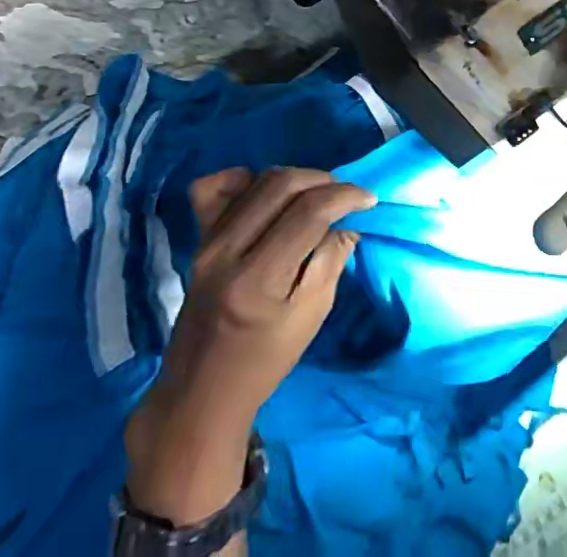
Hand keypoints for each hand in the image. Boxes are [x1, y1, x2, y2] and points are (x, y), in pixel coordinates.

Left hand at [125, 167, 374, 524]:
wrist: (202, 388)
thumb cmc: (266, 359)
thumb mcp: (312, 315)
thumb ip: (331, 259)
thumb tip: (347, 220)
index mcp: (257, 277)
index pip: (308, 211)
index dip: (346, 196)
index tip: (369, 200)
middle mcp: (226, 249)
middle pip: (282, 185)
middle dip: (324, 181)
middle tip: (345, 197)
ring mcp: (206, 241)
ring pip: (256, 181)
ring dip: (296, 179)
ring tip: (317, 197)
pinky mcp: (197, 239)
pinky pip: (215, 188)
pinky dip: (245, 179)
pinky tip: (267, 193)